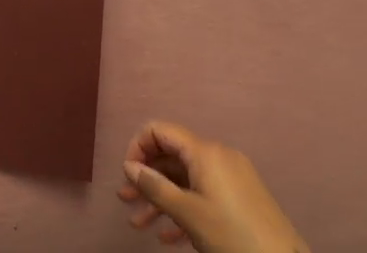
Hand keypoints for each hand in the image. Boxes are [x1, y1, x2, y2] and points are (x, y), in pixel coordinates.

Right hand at [118, 121, 307, 252]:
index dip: (137, 148)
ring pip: (185, 181)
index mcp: (205, 152)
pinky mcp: (240, 199)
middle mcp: (218, 157)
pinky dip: (183, 210)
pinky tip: (168, 236)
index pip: (159, 131)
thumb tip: (129, 166)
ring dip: (160, 199)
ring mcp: (231, 179)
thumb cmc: (231, 234)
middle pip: (170, 158)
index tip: (128, 176)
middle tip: (126, 201)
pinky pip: (203, 195)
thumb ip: (154, 186)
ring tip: (139, 223)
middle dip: (146, 179)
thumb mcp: (187, 212)